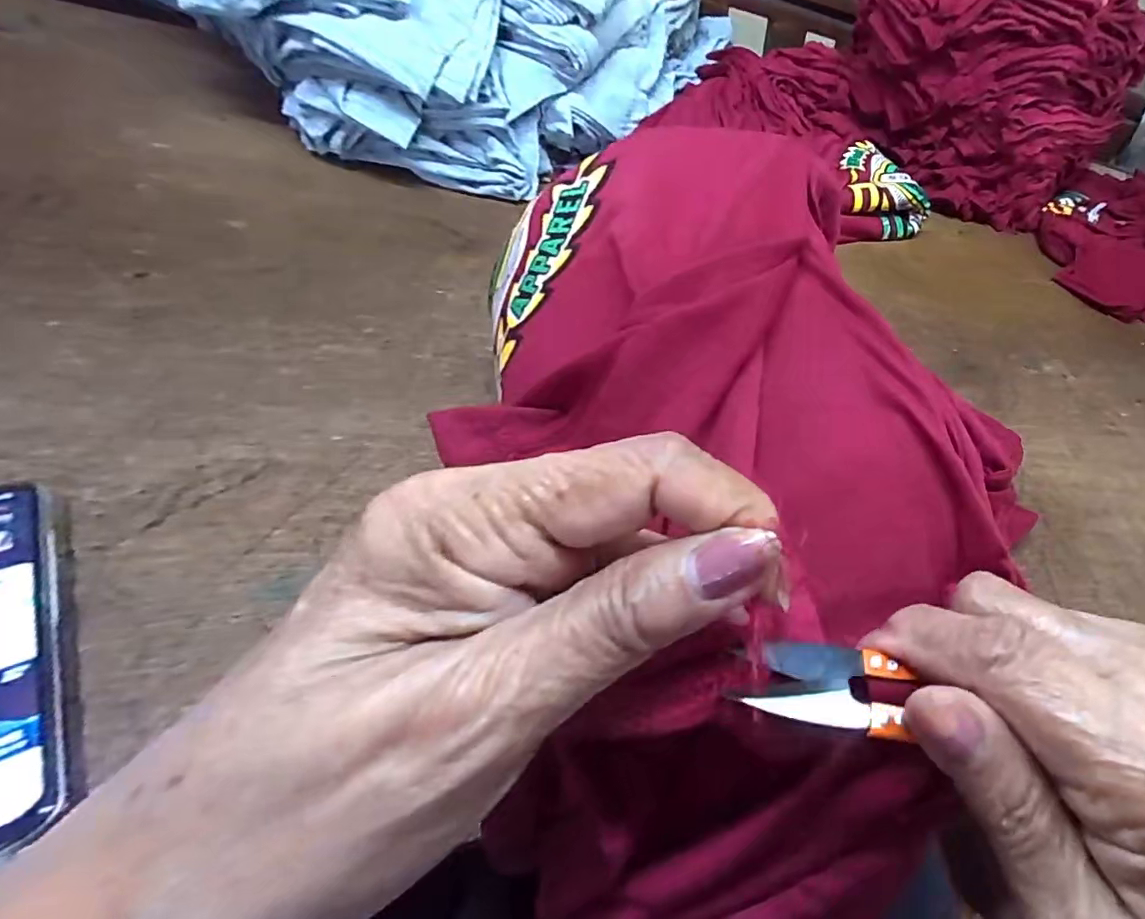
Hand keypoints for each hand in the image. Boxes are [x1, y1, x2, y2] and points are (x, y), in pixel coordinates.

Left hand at [0, 435, 783, 918]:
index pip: (637, 470)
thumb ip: (623, 621)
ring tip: (736, 639)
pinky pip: (621, 579)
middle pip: (647, 495)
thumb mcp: (484, 710)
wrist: (167, 907)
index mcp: (464, 512)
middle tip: (765, 622)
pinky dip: (667, 612)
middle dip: (722, 547)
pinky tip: (687, 646)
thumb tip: (752, 551)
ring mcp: (504, 550)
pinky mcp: (516, 593)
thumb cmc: (304, 813)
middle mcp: (491, 509)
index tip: (776, 583)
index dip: (726, 508)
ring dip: (702, 583)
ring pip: (644, 537)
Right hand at [867, 573, 1144, 918]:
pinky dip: (1012, 646)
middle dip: (946, 639)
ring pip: (1030, 605)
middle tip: (899, 689)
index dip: (933, 646)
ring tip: (957, 702)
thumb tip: (926, 700)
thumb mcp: (1053, 910)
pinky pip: (1051, 616)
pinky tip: (1010, 698)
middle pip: (1022, 617)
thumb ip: (999, 799)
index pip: (1020, 667)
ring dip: (977, 643)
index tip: (866, 653)